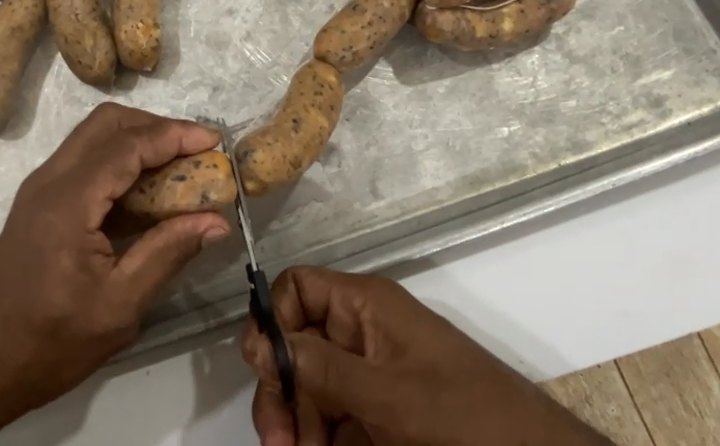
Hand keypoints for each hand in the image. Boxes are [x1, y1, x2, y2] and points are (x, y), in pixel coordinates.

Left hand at [0, 104, 229, 444]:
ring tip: (180, 168)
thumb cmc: (52, 342)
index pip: (127, 146)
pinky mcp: (39, 203)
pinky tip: (148, 193)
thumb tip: (215, 220)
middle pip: (106, 124)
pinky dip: (118, 163)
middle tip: (197, 151)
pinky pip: (83, 162)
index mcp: (67, 201)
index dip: (173, 136)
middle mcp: (49, 180)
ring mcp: (40, 189)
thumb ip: (167, 253)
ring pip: (93, 138)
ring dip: (137, 142)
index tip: (214, 140)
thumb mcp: (120, 305)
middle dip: (155, 128)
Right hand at [243, 267, 608, 445]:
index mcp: (364, 307)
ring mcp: (371, 377)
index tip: (262, 369)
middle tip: (280, 442)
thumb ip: (319, 368)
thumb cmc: (463, 416)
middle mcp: (361, 333)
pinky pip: (335, 421)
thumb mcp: (387, 394)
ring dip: (297, 425)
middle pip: (296, 346)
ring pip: (310, 390)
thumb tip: (255, 342)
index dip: (273, 322)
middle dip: (280, 391)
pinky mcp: (381, 417)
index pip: (297, 289)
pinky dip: (322, 440)